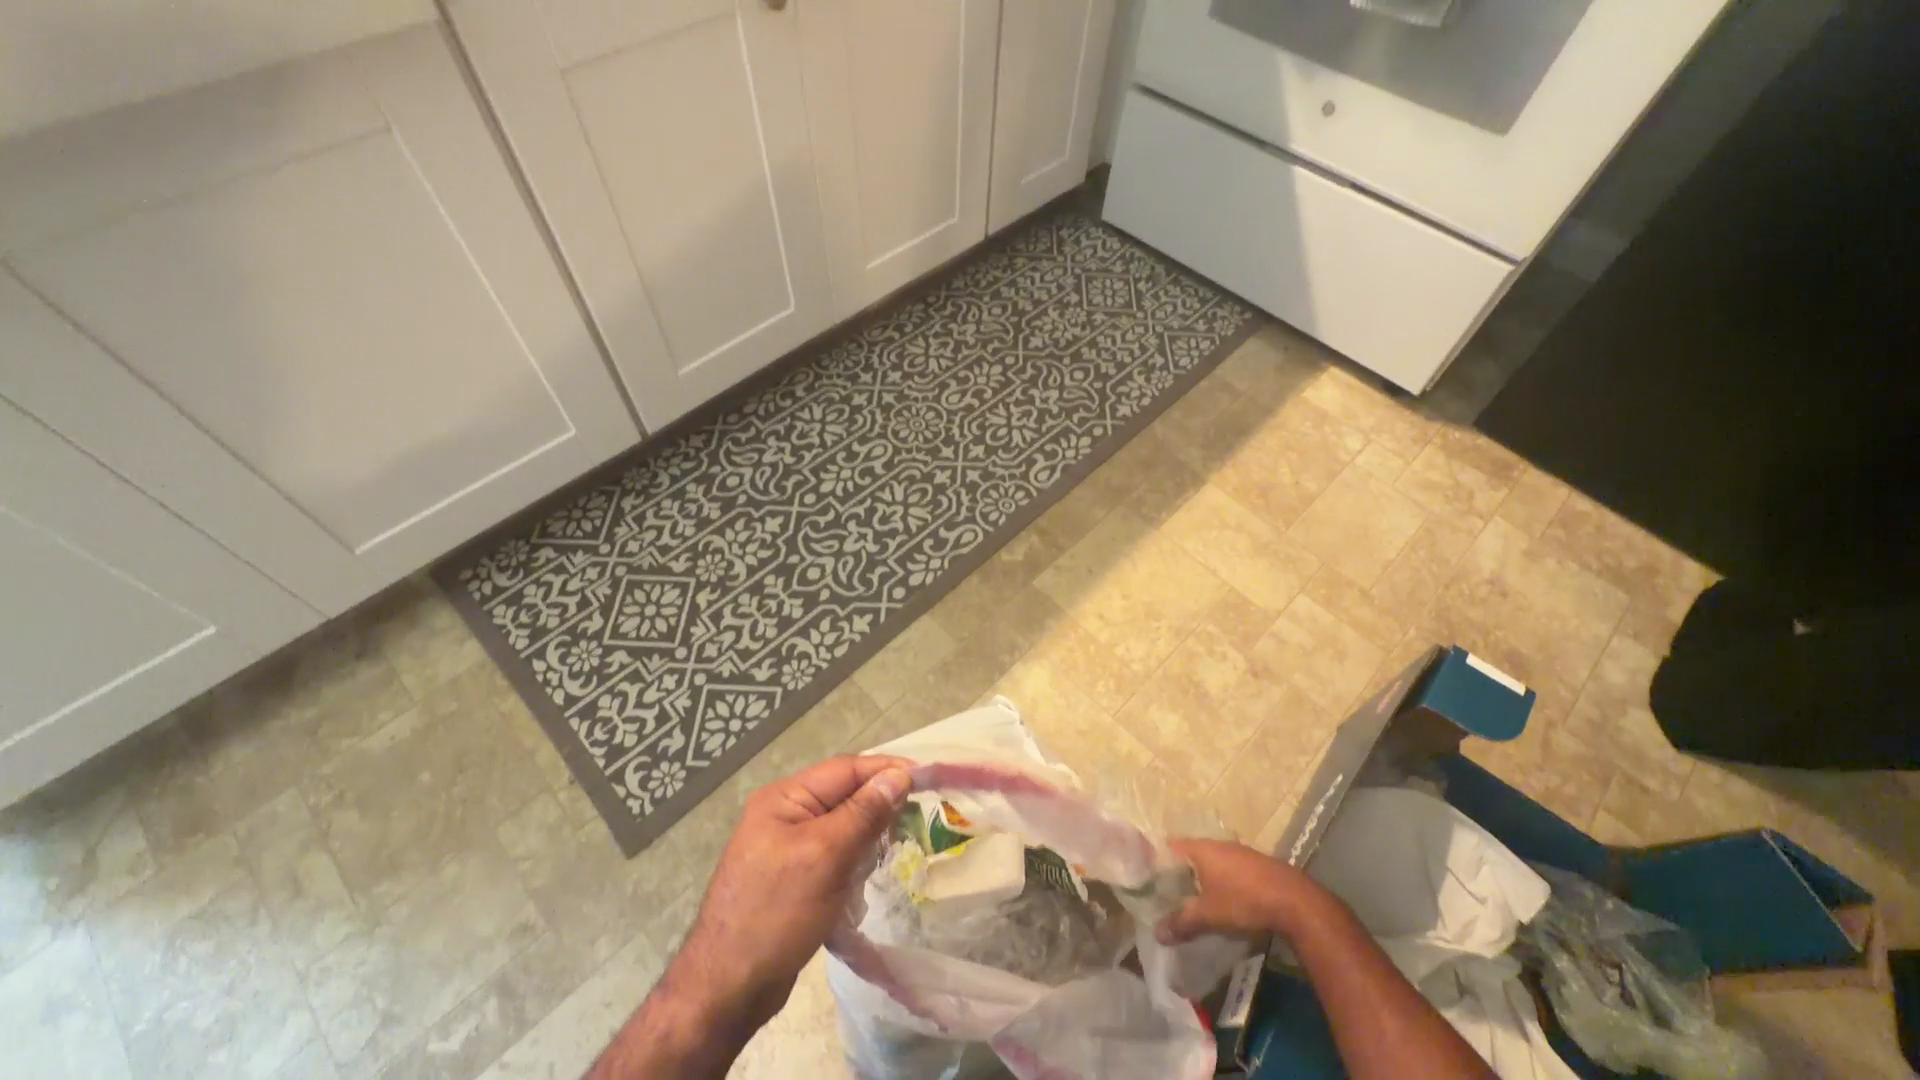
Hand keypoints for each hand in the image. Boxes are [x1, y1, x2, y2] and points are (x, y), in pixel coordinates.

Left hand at [679, 754, 913, 1023]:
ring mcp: (785, 848)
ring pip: (842, 826)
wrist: (730, 985)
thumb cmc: (777, 912)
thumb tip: (898, 775)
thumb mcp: (826, 856)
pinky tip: (867, 876)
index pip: (845, 769)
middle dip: (880, 804)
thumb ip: (863, 813)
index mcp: (784, 799)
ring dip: (869, 835)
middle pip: (844, 795)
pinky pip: (833, 854)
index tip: (928, 778)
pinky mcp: (792, 878)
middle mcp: (783, 815)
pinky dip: (855, 860)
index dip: (886, 770)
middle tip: (918, 819)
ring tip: (896, 848)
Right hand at [1156, 838, 1328, 945]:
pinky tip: (1222, 902)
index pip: (1169, 847)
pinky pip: (1229, 871)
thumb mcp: (1207, 916)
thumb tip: (1157, 934)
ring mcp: (1241, 853)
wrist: (1295, 902)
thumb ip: (1181, 922)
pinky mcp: (1257, 866)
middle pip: (1190, 855)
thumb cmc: (1243, 901)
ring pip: (1211, 863)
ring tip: (1192, 901)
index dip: (1156, 861)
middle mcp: (1219, 844)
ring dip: (1202, 880)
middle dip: (1179, 874)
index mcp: (1201, 848)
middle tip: (1167, 895)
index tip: (1147, 880)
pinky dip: (1221, 883)